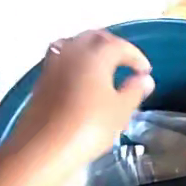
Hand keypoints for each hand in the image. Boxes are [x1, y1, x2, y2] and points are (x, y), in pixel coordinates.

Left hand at [5, 30, 154, 170]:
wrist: (43, 147)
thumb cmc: (88, 127)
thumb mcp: (120, 111)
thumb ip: (134, 91)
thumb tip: (143, 79)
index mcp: (95, 54)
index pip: (119, 45)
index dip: (135, 56)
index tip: (145, 71)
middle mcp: (71, 52)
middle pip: (94, 38)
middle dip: (112, 46)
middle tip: (125, 62)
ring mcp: (52, 64)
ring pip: (74, 45)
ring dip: (90, 50)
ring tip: (103, 67)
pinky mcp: (40, 80)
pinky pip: (61, 60)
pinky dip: (74, 63)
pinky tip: (81, 79)